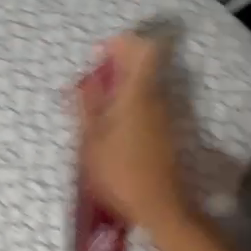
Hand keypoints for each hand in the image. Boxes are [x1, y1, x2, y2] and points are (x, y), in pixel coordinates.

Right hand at [75, 33, 191, 232]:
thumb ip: (86, 106)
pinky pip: (147, 103)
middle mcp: (156, 98)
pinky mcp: (166, 132)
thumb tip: (83, 81)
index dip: (122, 43)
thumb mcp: (90, 140)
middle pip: (145, 64)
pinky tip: (111, 125)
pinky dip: (130, 103)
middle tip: (92, 82)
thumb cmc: (118, 173)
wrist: (159, 207)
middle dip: (118, 64)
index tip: (100, 54)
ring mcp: (165, 115)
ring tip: (97, 105)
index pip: (142, 49)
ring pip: (146, 84)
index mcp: (137, 94)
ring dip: (123, 85)